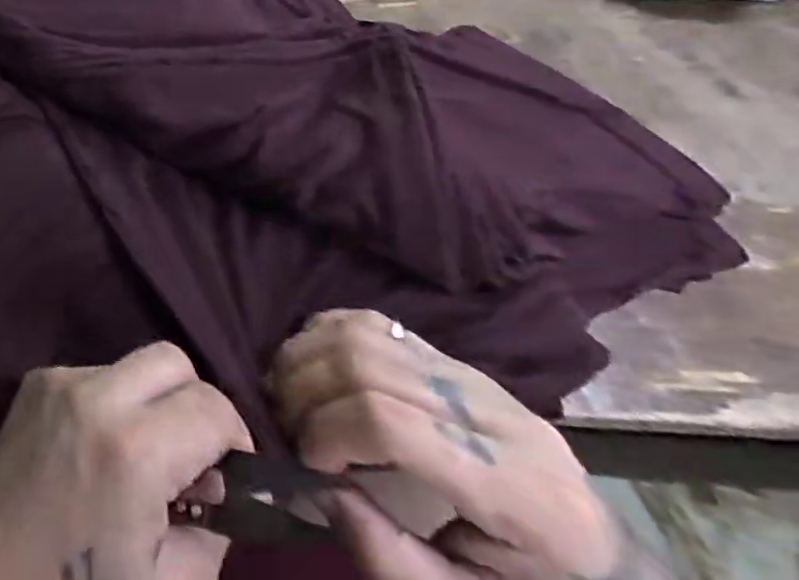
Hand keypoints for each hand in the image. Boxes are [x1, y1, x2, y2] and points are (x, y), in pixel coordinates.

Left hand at [0, 343, 251, 579]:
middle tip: (191, 456)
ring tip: (138, 456)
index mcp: (133, 447)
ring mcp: (57, 381)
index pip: (212, 406)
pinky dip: (112, 403)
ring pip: (131, 365)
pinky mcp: (34, 380)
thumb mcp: (172, 579)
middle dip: (194, 403)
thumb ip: (217, 526)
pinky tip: (99, 447)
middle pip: (171, 360)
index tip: (229, 476)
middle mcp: (93, 395)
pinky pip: (94, 374)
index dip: (236, 441)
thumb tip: (231, 486)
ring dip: (150, 402)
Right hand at [271, 310, 644, 578]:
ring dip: (301, 360)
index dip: (326, 434)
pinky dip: (322, 337)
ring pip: (360, 335)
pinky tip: (312, 371)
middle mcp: (502, 420)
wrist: (595, 565)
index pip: (389, 423)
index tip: (307, 463)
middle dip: (302, 394)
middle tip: (283, 427)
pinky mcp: (454, 361)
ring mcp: (477, 380)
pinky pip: (371, 323)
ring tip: (287, 398)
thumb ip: (383, 552)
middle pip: (363, 367)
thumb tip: (314, 484)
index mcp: (520, 494)